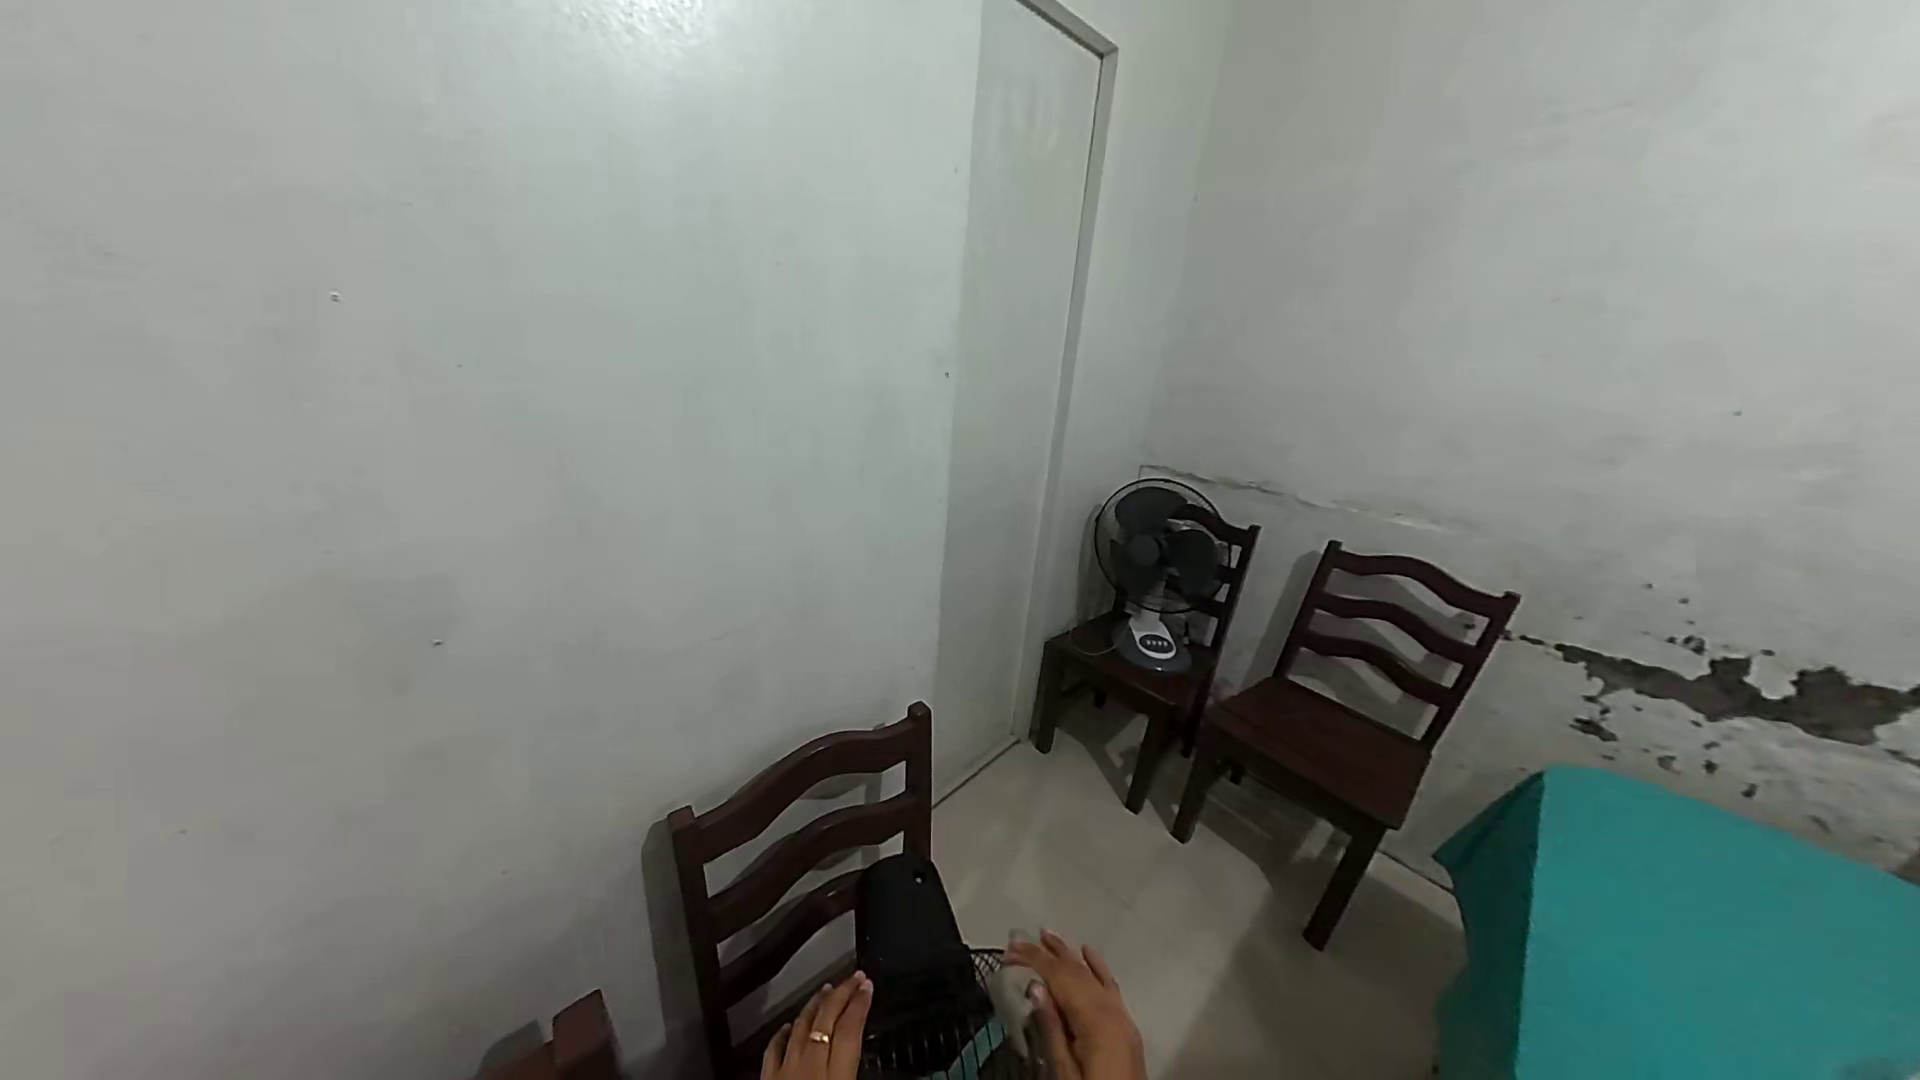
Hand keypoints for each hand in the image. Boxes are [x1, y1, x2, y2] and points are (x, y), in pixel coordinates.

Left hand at [760, 972, 873, 1079]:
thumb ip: (853, 1070)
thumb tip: (859, 1052)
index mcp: (835, 1075)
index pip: (849, 1028)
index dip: (860, 1003)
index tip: (868, 985)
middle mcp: (809, 1065)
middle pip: (826, 1018)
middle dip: (843, 992)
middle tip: (855, 977)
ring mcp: (784, 1070)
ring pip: (801, 1025)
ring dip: (815, 1004)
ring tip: (826, 989)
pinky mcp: (766, 1079)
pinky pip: (773, 1049)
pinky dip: (782, 1032)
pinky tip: (788, 1024)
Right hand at [1005, 931, 1145, 1079]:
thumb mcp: (1064, 1074)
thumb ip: (1052, 1029)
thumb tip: (1036, 987)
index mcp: (1095, 1020)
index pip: (1059, 976)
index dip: (1033, 958)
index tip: (1010, 949)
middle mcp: (1112, 1011)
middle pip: (1075, 971)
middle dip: (1046, 953)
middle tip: (1019, 941)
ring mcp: (1122, 1018)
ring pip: (1092, 975)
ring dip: (1069, 954)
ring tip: (1047, 935)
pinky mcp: (1126, 1028)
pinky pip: (1111, 987)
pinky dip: (1098, 967)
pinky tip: (1088, 951)